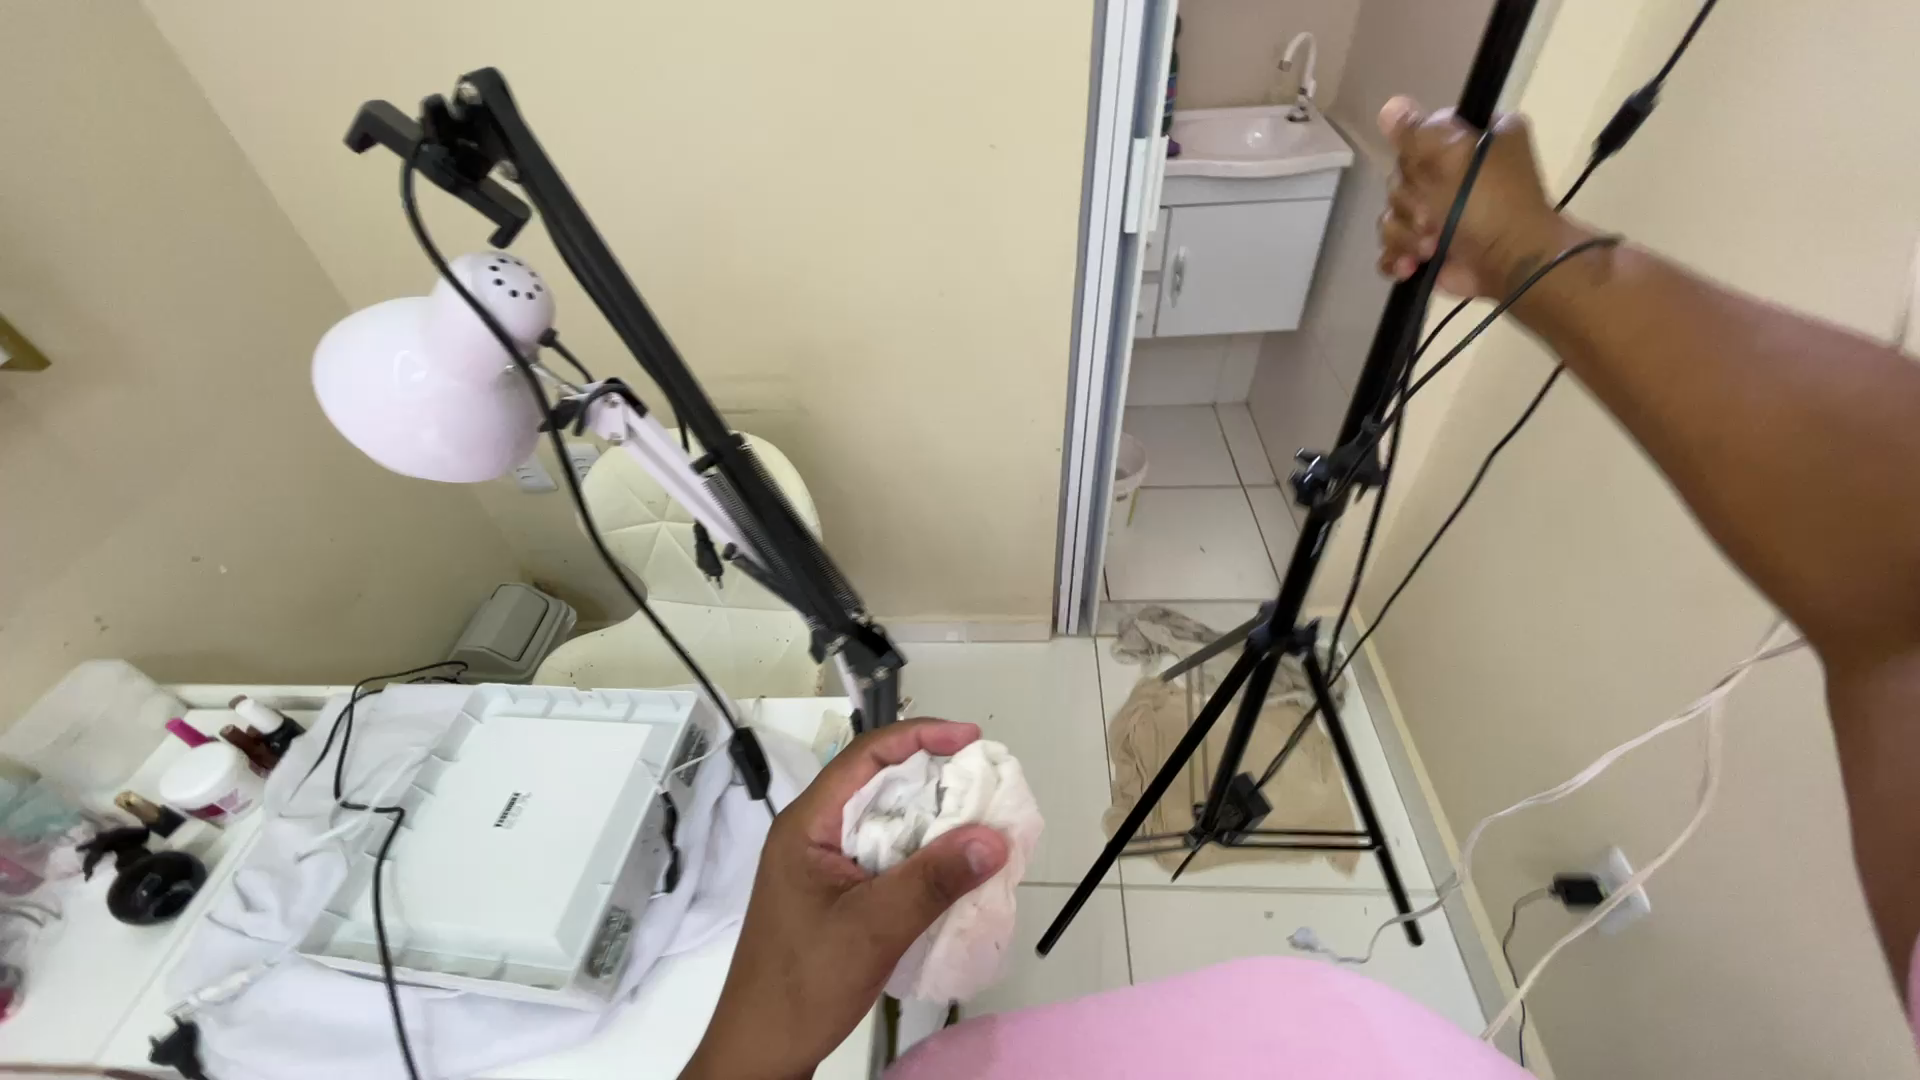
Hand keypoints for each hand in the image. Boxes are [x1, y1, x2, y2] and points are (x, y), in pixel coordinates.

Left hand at [681, 720, 1010, 1079]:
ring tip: (976, 816)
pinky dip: (920, 848)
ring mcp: (823, 861)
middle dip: (931, 773)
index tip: (969, 739)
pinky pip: (884, 850)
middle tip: (982, 779)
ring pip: (883, 817)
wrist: (760, 1054)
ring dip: (928, 813)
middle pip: (877, 781)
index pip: (865, 755)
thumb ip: (932, 881)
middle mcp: (815, 830)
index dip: (919, 736)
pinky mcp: (836, 888)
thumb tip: (994, 837)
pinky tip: (949, 863)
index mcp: (809, 822)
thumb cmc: (805, 985)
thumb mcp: (872, 929)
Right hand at [1375, 96, 1583, 298]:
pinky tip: (1411, 265)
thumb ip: (1419, 132)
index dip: (1415, 162)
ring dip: (1406, 237)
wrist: (1507, 263)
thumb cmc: (1487, 205)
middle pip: (1401, 182)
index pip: (1421, 139)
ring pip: (1391, 217)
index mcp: (1474, 140)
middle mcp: (1456, 173)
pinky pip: (1391, 248)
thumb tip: (1389, 107)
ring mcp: (1440, 213)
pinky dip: (1397, 258)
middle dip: (1410, 206)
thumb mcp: (1455, 156)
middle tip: (1433, 217)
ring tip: (1431, 247)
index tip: (1428, 176)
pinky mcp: (1428, 247)